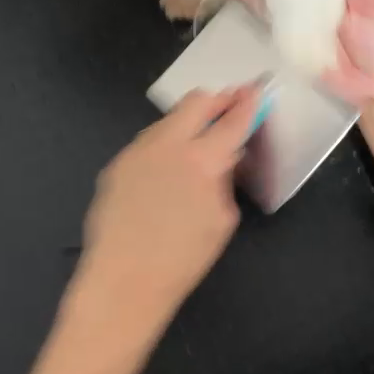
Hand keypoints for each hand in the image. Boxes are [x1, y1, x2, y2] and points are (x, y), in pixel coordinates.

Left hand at [80, 86, 260, 301]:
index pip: (233, 119)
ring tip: (198, 144)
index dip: (249, 103)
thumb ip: (225, 179)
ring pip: (169, 119)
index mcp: (202, 159)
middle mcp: (168, 144)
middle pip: (196, 102)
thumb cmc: (184, 259)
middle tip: (231, 108)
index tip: (256, 92)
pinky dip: (165, 146)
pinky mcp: (116, 164)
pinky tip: (167, 172)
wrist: (124, 281)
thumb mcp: (223, 219)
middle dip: (218, 101)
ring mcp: (137, 151)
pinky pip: (148, 143)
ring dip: (189, 122)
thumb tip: (225, 159)